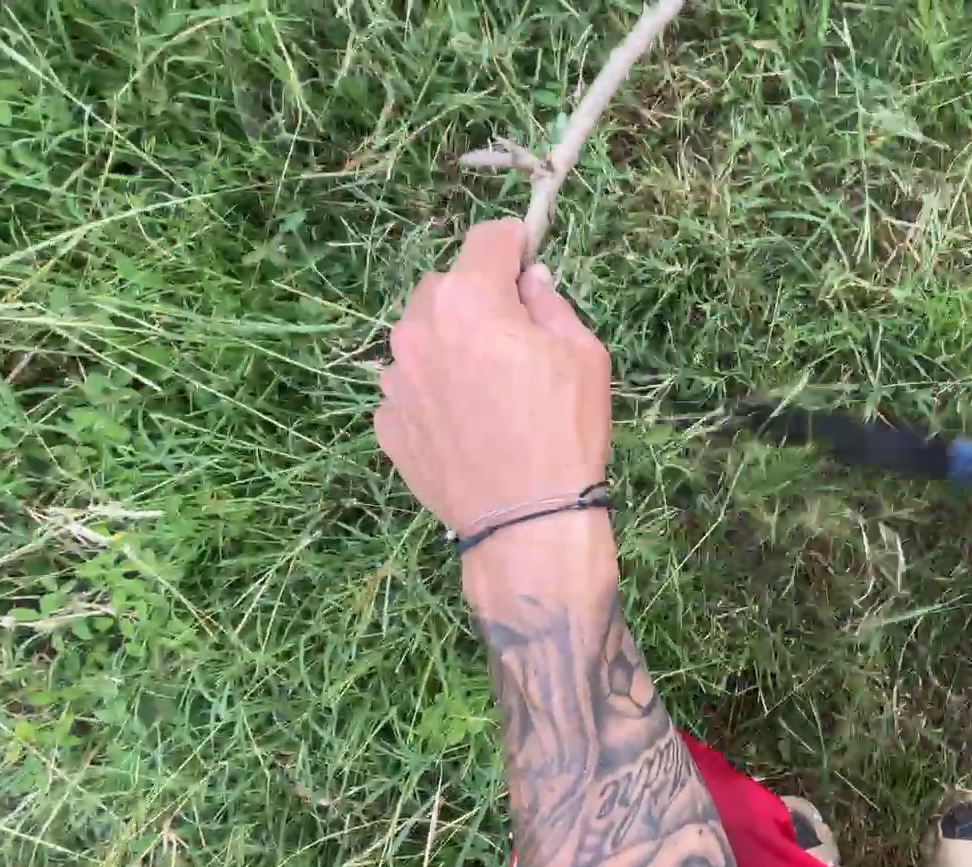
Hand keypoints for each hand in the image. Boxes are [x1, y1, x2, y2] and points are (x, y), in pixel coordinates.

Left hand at [375, 219, 610, 535]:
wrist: (526, 522)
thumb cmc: (566, 433)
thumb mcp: (584, 357)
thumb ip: (552, 304)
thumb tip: (530, 281)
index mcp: (469, 301)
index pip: (486, 239)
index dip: (514, 242)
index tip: (529, 256)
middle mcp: (417, 329)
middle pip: (446, 286)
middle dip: (479, 298)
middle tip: (514, 341)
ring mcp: (394, 380)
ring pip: (423, 337)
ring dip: (452, 345)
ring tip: (488, 392)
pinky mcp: (387, 423)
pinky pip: (411, 386)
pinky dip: (435, 390)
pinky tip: (466, 424)